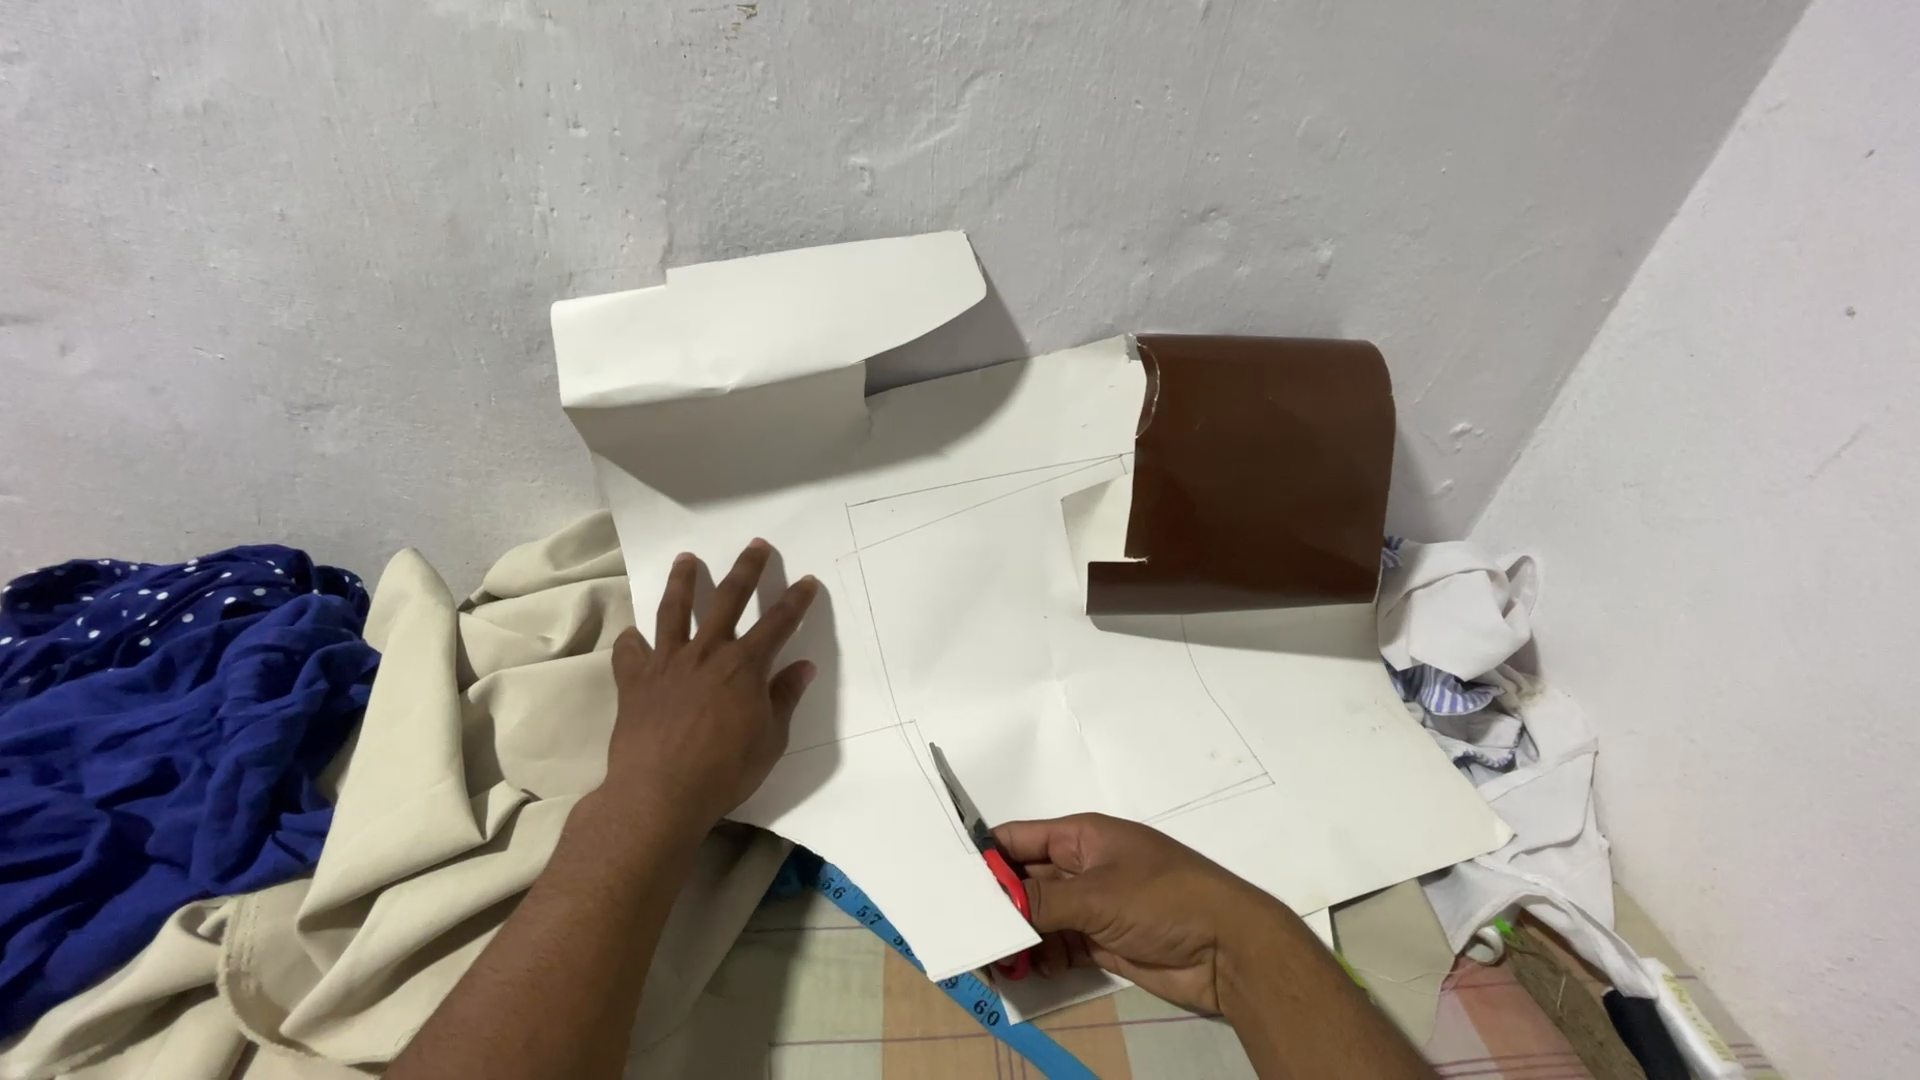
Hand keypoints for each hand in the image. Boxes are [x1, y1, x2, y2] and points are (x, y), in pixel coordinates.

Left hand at [603, 539, 818, 834]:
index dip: (796, 600)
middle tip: (756, 545)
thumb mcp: (771, 740)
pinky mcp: (635, 681)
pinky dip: (631, 641)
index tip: (808, 581)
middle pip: (729, 599)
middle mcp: (707, 653)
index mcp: (745, 666)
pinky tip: (632, 634)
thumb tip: (802, 667)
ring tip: (687, 559)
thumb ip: (784, 698)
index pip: (779, 623)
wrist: (660, 794)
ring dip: (683, 582)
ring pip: (674, 611)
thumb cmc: (725, 771)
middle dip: (747, 570)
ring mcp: (667, 663)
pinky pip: (630, 653)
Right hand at [993, 813, 1304, 1014]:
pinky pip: (1061, 944)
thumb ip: (1042, 901)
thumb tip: (995, 904)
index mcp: (1082, 836)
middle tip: (967, 931)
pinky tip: (1034, 972)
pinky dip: (1045, 957)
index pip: (1021, 838)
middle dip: (999, 904)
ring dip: (1020, 936)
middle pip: (1027, 880)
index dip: (988, 856)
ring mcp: (1094, 905)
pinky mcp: (1104, 940)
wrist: (1229, 949)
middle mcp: (1083, 866)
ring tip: (997, 960)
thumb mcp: (1098, 894)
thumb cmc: (1164, 898)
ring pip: (1041, 916)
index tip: (952, 880)